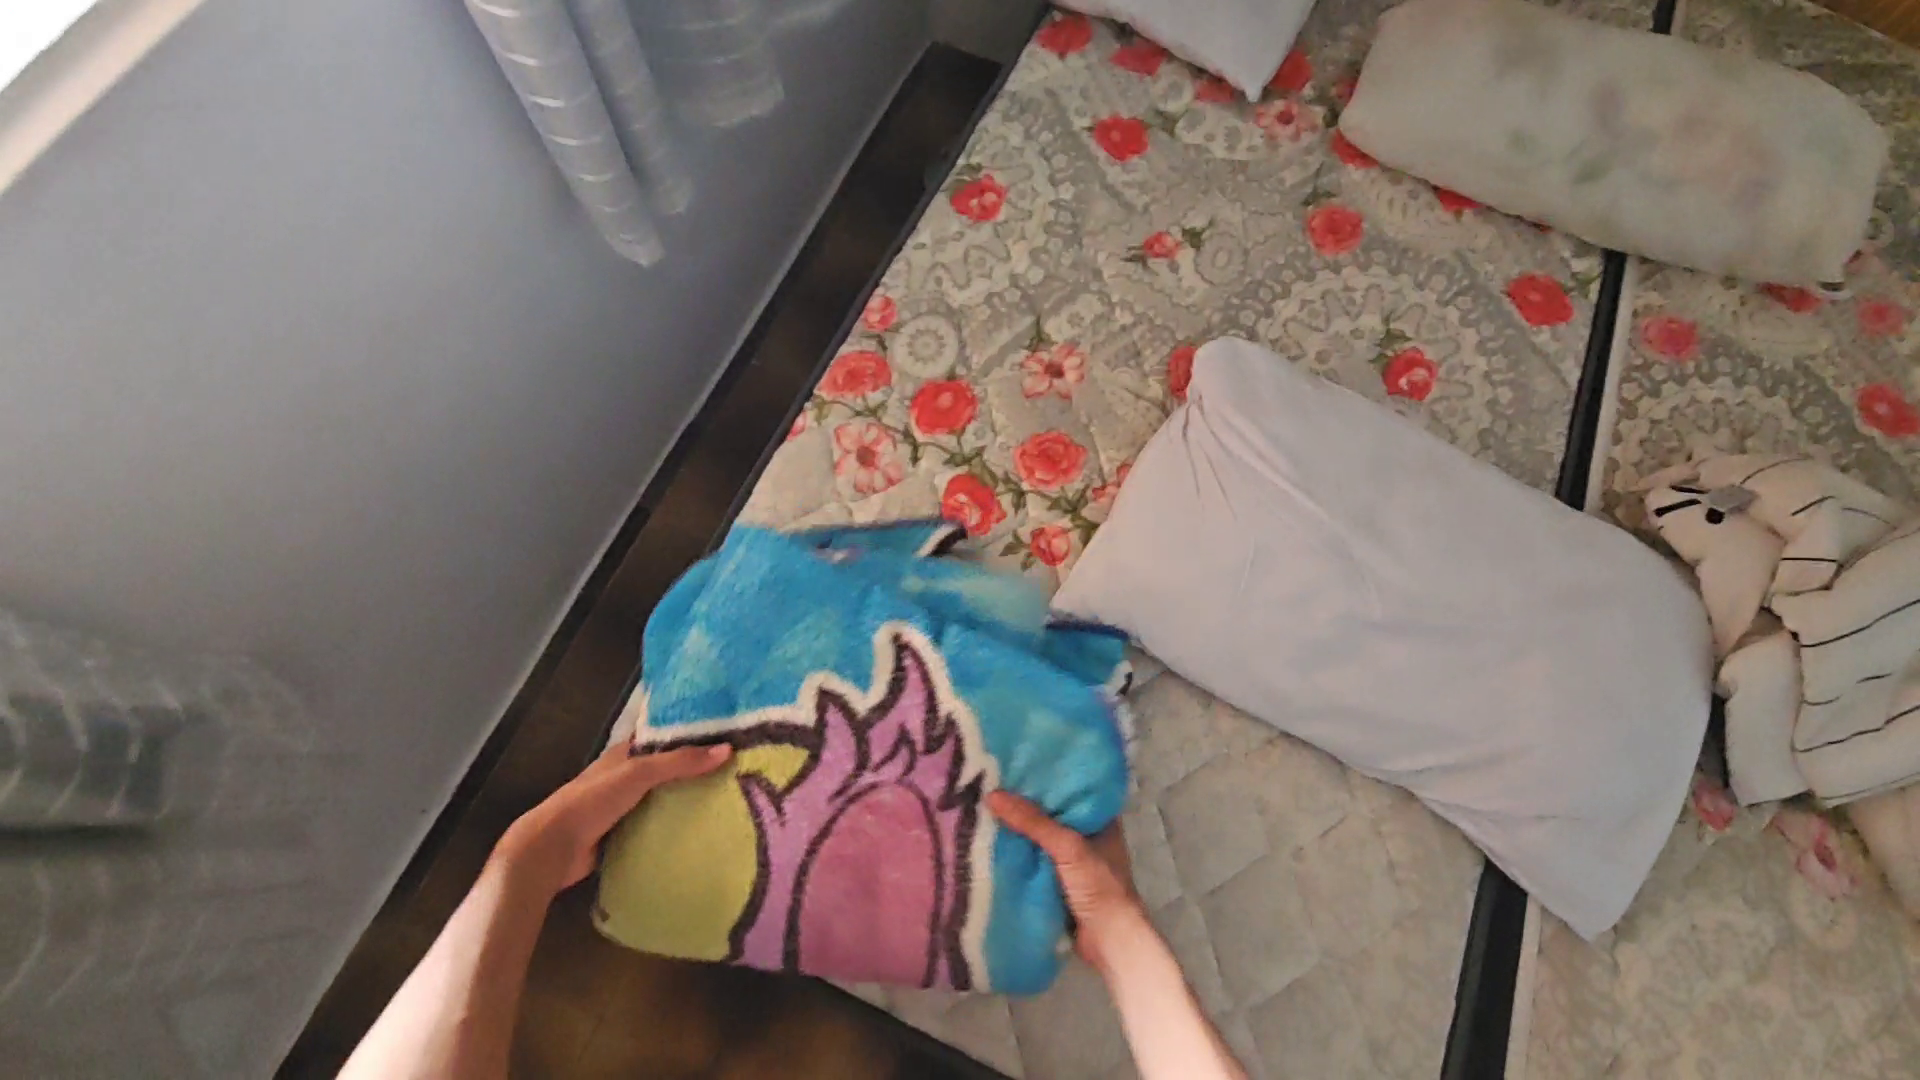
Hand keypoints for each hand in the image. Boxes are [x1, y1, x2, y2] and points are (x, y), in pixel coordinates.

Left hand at [493, 742, 732, 899]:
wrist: (552, 848)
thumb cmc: (593, 800)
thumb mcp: (639, 773)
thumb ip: (680, 762)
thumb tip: (727, 750)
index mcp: (623, 755)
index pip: (662, 739)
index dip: (689, 736)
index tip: (723, 738)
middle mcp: (623, 778)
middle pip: (665, 771)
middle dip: (692, 771)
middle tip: (732, 772)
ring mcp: (621, 808)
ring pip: (661, 799)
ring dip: (684, 800)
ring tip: (725, 799)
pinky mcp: (621, 835)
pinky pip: (654, 825)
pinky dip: (673, 826)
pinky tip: (699, 828)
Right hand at [987, 791, 1145, 974]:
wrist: (1110, 942)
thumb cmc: (1099, 886)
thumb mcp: (1067, 846)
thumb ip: (1033, 821)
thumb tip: (993, 795)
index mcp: (1100, 820)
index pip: (1070, 789)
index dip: (1045, 777)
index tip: (1016, 764)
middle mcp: (1087, 836)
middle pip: (1051, 813)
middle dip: (1025, 804)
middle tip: (991, 782)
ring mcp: (1072, 861)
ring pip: (1039, 838)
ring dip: (1018, 830)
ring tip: (984, 806)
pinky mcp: (1058, 883)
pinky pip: (1033, 861)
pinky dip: (1017, 855)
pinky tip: (991, 842)